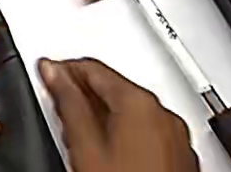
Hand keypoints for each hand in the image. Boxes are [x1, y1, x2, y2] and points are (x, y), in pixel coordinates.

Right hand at [39, 58, 198, 171]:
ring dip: (102, 118)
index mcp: (140, 103)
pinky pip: (146, 135)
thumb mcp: (85, 148)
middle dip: (84, 96)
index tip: (47, 76)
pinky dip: (124, 138)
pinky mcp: (183, 164)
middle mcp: (164, 116)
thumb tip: (52, 72)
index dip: (64, 71)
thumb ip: (66, 102)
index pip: (92, 68)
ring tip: (79, 137)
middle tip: (59, 107)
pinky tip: (108, 158)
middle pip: (113, 89)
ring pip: (130, 114)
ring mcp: (178, 142)